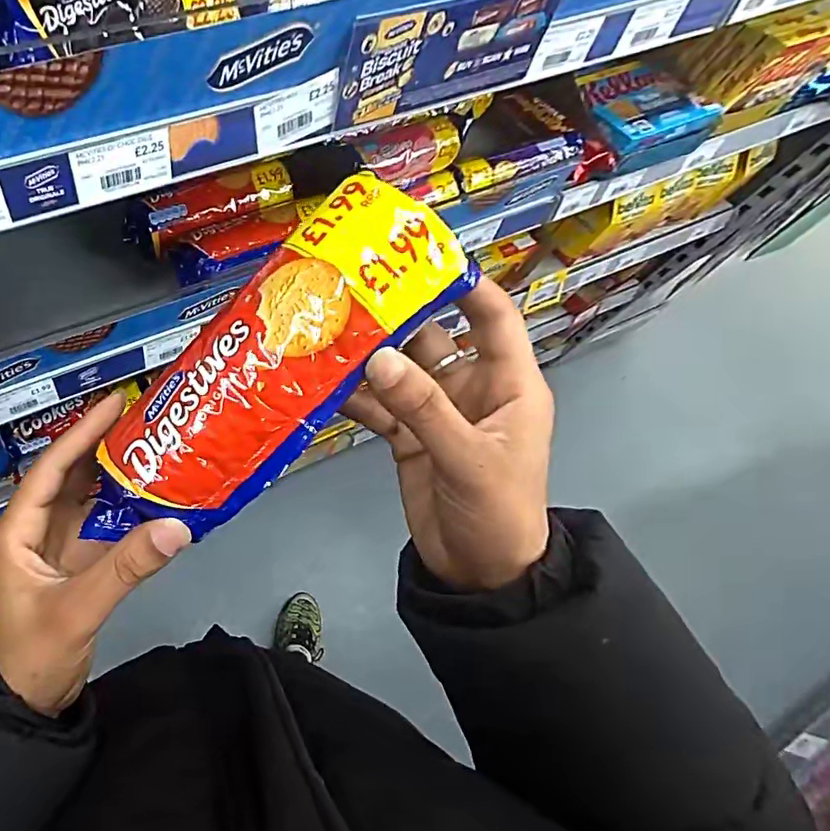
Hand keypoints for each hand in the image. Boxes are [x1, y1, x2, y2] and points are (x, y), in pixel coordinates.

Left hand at [0, 393, 191, 715]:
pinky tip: (151, 491)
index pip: (51, 469)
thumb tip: (177, 527)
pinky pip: (101, 520)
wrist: (26, 702)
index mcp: (19, 530)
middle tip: (140, 412)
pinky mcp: (76, 559)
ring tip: (151, 440)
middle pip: (69, 473)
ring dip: (114, 469)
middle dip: (100, 441)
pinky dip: (124, 504)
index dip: (82, 433)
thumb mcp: (79, 609)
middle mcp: (36, 527)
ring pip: (86, 494)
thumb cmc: (34, 655)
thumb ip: (126, 568)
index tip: (114, 403)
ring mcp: (57, 543)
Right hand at [341, 279, 553, 591]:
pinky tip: (323, 386)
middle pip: (431, 340)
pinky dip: (354, 398)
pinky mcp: (407, 436)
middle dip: (394, 320)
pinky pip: (379, 407)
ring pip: (397, 373)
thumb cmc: (499, 512)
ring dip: (367, 359)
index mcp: (506, 383)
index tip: (422, 259)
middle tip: (349, 296)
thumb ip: (423, 407)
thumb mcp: (468, 458)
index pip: (492, 318)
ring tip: (325, 336)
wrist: (479, 571)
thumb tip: (376, 358)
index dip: (465, 285)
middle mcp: (468, 389)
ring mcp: (434, 412)